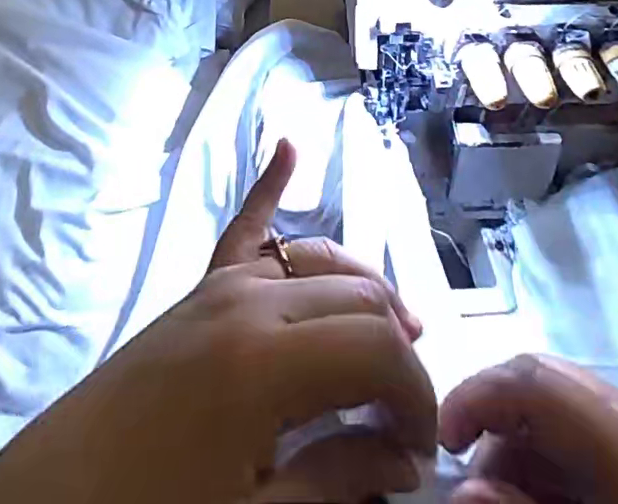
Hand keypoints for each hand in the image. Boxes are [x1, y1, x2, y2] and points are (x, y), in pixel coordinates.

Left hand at [0, 139, 435, 503]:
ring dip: (369, 292)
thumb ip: (337, 479)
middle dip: (399, 354)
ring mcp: (221, 288)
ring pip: (323, 262)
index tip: (421, 452)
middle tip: (405, 419)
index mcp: (266, 361)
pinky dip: (269, 188)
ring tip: (399, 333)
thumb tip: (403, 460)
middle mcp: (251, 302)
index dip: (414, 398)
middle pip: (360, 301)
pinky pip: (244, 230)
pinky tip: (288, 147)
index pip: (378, 351)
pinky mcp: (197, 291)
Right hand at [440, 355, 617, 503]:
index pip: (535, 378)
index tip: (444, 440)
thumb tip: (463, 488)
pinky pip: (590, 434)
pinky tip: (551, 498)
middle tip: (476, 485)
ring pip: (565, 404)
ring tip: (512, 498)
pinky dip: (556, 458)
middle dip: (497, 419)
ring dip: (525, 443)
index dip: (478, 394)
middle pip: (547, 380)